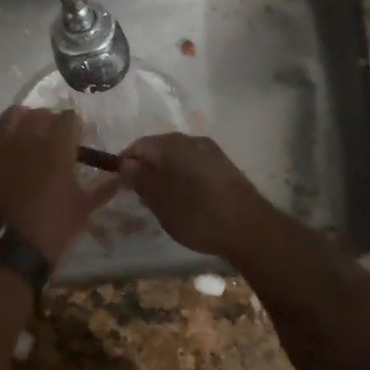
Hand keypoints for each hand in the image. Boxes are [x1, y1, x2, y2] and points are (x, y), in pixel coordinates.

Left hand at [0, 107, 120, 262]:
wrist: (9, 248)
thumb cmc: (53, 228)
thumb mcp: (84, 208)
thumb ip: (104, 187)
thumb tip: (122, 174)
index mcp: (58, 148)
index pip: (70, 118)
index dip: (77, 126)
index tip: (81, 138)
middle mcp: (31, 138)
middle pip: (43, 114)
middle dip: (54, 121)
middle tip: (61, 138)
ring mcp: (6, 145)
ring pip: (18, 115)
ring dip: (30, 119)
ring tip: (36, 133)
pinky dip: (9, 128)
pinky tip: (16, 141)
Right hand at [119, 133, 275, 257]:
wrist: (249, 228)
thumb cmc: (197, 215)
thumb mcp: (160, 202)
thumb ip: (140, 180)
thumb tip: (126, 164)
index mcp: (172, 145)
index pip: (139, 145)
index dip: (126, 163)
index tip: (120, 185)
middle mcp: (191, 140)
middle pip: (159, 148)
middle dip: (146, 168)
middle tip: (140, 195)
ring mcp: (211, 151)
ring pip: (178, 157)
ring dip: (165, 173)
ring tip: (162, 201)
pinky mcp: (224, 166)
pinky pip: (194, 164)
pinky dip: (183, 177)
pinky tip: (185, 200)